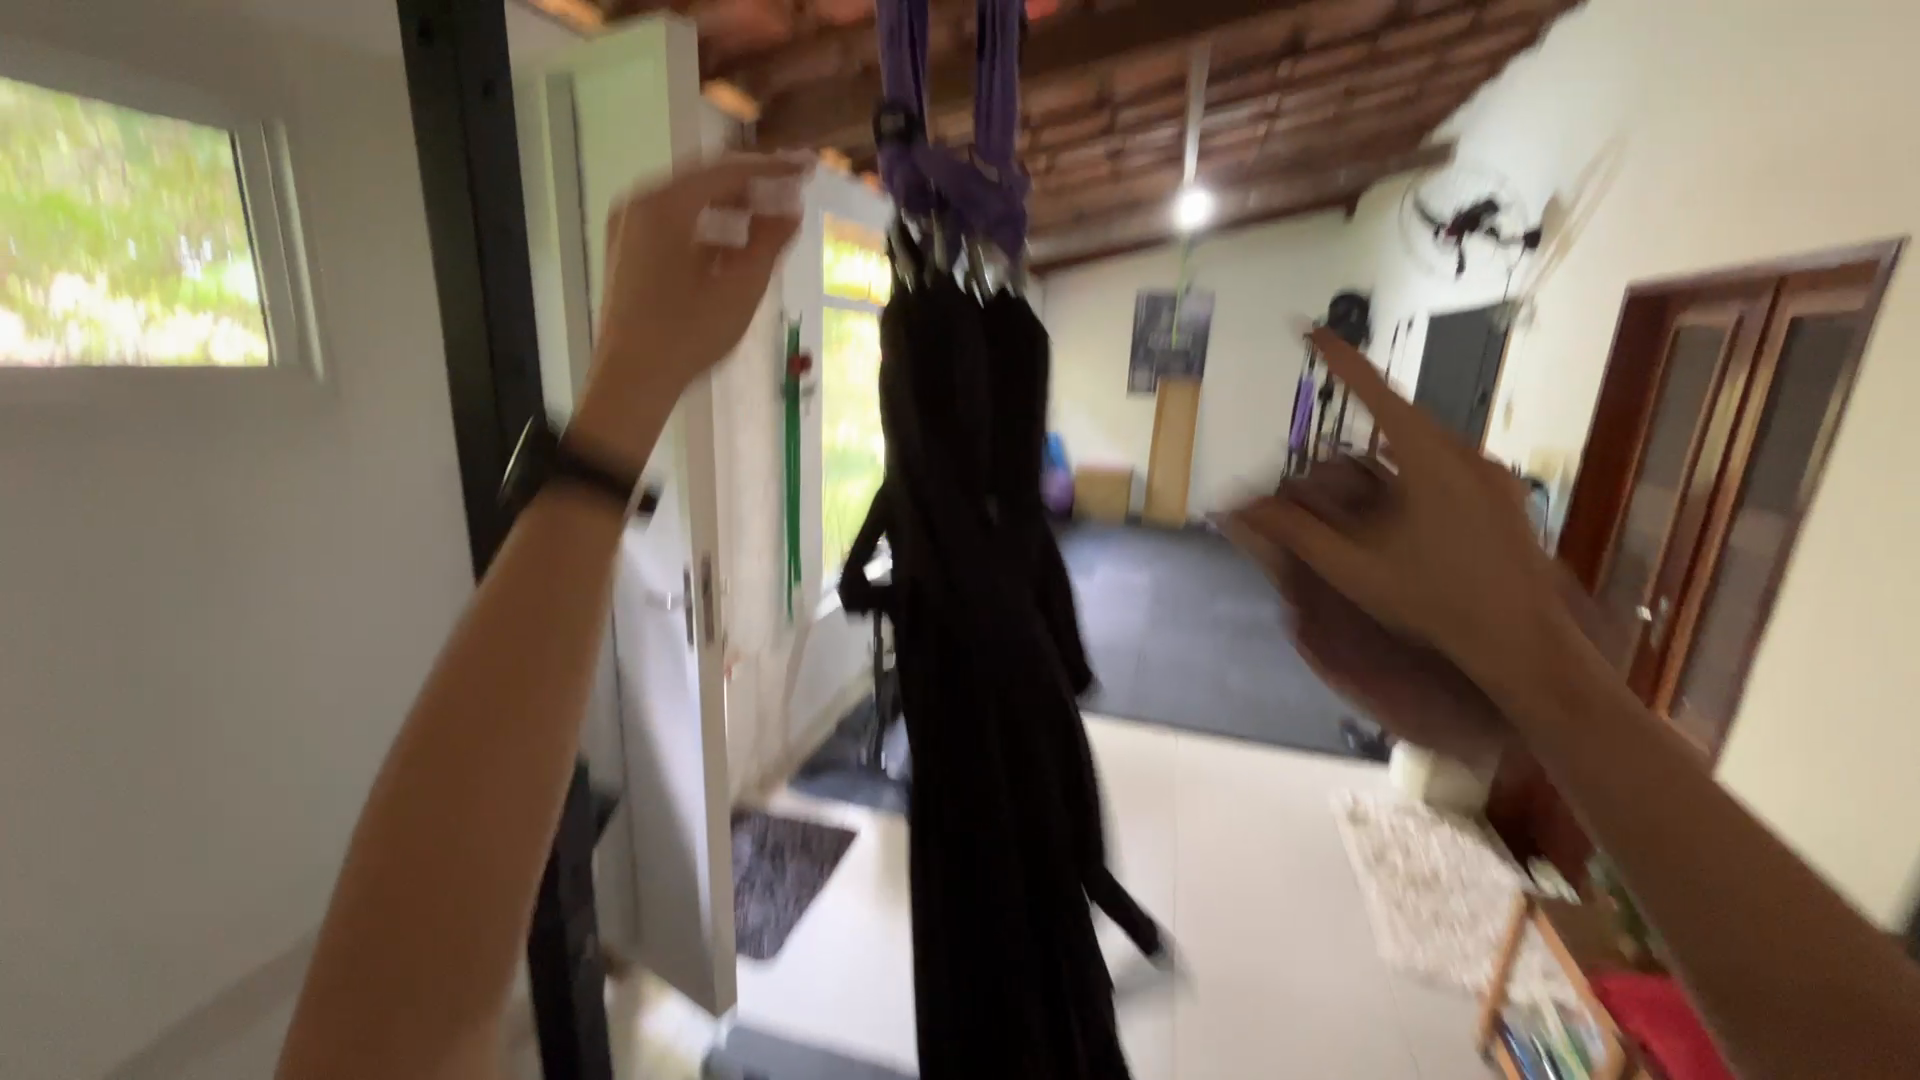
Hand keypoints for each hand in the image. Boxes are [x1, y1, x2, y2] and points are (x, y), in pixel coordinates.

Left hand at [574, 153, 811, 457]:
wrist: (632, 380)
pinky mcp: (627, 252)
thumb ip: (770, 241)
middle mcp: (640, 205)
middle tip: (793, 192)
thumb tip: (792, 210)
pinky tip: (735, 250)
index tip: (808, 168)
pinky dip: (709, 230)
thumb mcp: (740, 288)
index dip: (773, 168)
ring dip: (732, 211)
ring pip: (690, 205)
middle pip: (706, 182)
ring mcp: (628, 228)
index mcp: (665, 205)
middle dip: (752, 188)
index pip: (728, 171)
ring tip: (770, 224)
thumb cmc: (689, 334)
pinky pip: (675, 226)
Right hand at [1222, 326, 1575, 721]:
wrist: (1523, 644)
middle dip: (1356, 442)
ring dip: (1386, 471)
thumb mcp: (1352, 567)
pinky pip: (1448, 473)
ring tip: (1365, 515)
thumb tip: (1237, 507)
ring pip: (1424, 454)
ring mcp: (1493, 477)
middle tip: (1327, 481)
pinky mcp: (1506, 498)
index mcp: (1429, 460)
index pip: (1376, 394)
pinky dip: (1414, 485)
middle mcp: (1466, 455)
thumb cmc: (1433, 602)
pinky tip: (1406, 529)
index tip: (1312, 329)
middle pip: (1398, 428)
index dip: (1340, 360)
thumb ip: (1293, 532)